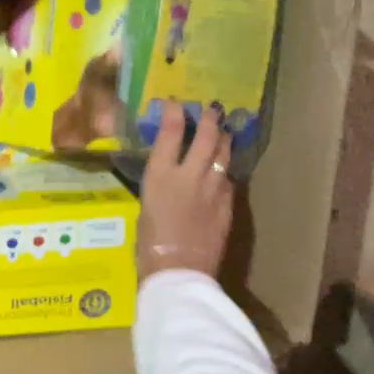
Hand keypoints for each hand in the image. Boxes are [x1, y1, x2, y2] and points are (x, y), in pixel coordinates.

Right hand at [136, 103, 234, 281]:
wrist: (178, 271)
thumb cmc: (148, 245)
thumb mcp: (145, 208)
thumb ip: (159, 188)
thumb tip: (169, 179)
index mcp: (160, 175)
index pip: (170, 131)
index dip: (174, 112)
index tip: (175, 102)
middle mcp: (189, 174)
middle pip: (206, 135)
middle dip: (209, 118)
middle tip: (210, 109)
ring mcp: (214, 188)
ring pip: (224, 153)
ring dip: (223, 139)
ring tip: (222, 132)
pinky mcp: (228, 204)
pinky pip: (228, 179)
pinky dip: (224, 171)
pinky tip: (222, 173)